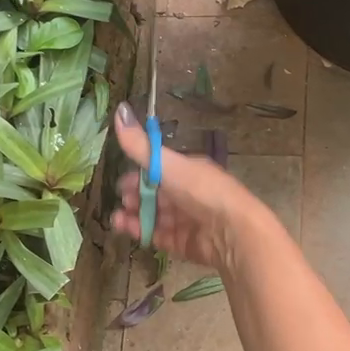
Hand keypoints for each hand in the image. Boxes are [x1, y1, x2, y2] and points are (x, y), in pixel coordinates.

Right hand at [109, 102, 275, 273]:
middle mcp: (187, 194)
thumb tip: (119, 108)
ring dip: (133, 215)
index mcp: (187, 171)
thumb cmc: (201, 190)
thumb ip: (140, 144)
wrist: (232, 231)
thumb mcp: (167, 164)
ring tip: (117, 219)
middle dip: (134, 196)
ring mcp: (186, 219)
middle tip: (121, 200)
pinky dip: (141, 231)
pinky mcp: (183, 242)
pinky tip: (126, 229)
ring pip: (154, 216)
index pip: (157, 171)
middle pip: (154, 195)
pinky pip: (158, 235)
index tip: (121, 182)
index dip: (137, 175)